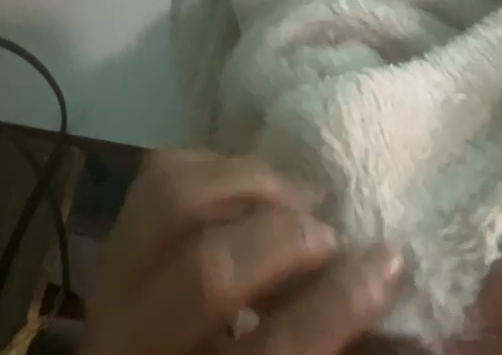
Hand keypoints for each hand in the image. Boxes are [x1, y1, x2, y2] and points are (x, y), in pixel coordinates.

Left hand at [87, 149, 403, 354]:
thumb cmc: (223, 354)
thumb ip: (313, 331)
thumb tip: (381, 274)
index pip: (274, 351)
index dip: (336, 305)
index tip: (390, 261)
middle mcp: (138, 335)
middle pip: (209, 270)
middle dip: (284, 237)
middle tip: (331, 233)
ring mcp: (113, 282)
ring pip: (173, 202)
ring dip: (247, 184)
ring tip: (294, 196)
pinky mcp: (111, 240)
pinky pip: (158, 178)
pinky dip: (211, 165)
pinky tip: (248, 182)